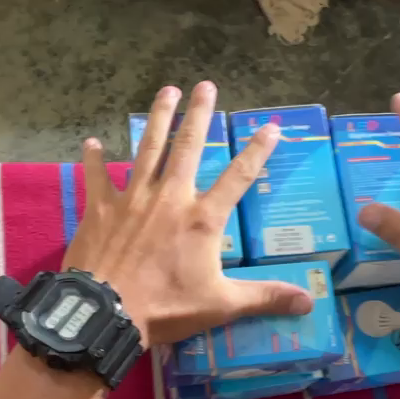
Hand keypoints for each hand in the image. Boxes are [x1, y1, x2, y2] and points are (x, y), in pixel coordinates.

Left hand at [65, 81, 313, 347]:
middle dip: (199, 115)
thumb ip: (264, 297)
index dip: (257, 151)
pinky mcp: (100, 209)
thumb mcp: (221, 305)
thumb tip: (308, 302)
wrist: (106, 312)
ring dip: (158, 119)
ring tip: (166, 91)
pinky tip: (91, 143)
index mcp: (202, 219)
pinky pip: (97, 177)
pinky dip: (94, 160)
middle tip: (205, 86)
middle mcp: (170, 198)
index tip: (271, 127)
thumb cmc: (166, 307)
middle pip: (188, 148)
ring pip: (148, 149)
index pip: (239, 177)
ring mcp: (132, 199)